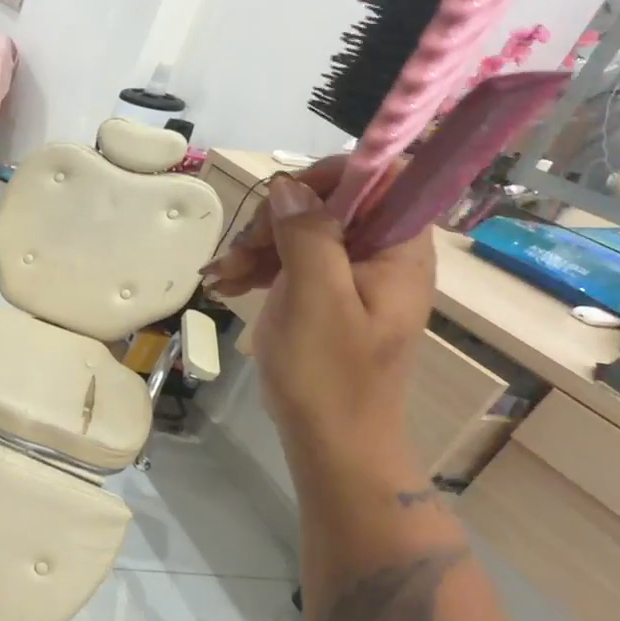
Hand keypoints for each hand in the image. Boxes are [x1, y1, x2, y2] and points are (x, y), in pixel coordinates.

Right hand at [207, 160, 435, 466]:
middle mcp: (381, 256)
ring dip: (256, 247)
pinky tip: (227, 284)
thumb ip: (309, 236)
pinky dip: (257, 268)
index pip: (381, 179)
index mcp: (399, 251)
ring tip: (220, 277)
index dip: (330, 178)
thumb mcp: (315, 300)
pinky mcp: (325, 299)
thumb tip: (290, 185)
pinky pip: (291, 263)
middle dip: (276, 221)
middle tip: (237, 254)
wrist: (333, 441)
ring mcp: (351, 278)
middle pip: (330, 205)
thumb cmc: (329, 374)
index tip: (279, 204)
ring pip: (302, 233)